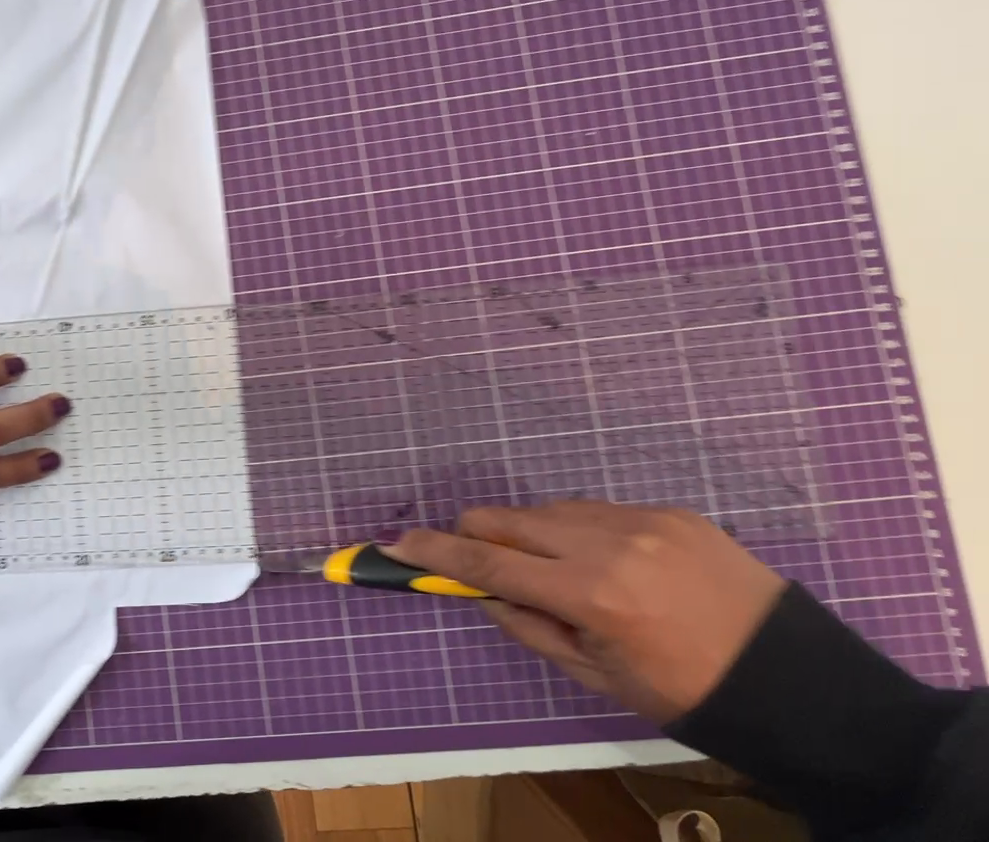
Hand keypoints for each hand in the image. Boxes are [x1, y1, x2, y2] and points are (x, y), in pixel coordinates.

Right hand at [388, 500, 785, 723]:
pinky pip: (596, 510)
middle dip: (477, 537)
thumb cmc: (689, 694)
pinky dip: (580, 532)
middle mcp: (610, 543)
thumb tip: (483, 591)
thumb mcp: (598, 677)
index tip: (396, 542)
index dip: (435, 552)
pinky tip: (609, 563)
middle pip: (505, 518)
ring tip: (561, 571)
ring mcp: (643, 519)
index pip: (488, 562)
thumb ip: (529, 626)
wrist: (807, 686)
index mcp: (592, 595)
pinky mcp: (671, 510)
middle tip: (481, 564)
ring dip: (531, 535)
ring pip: (547, 510)